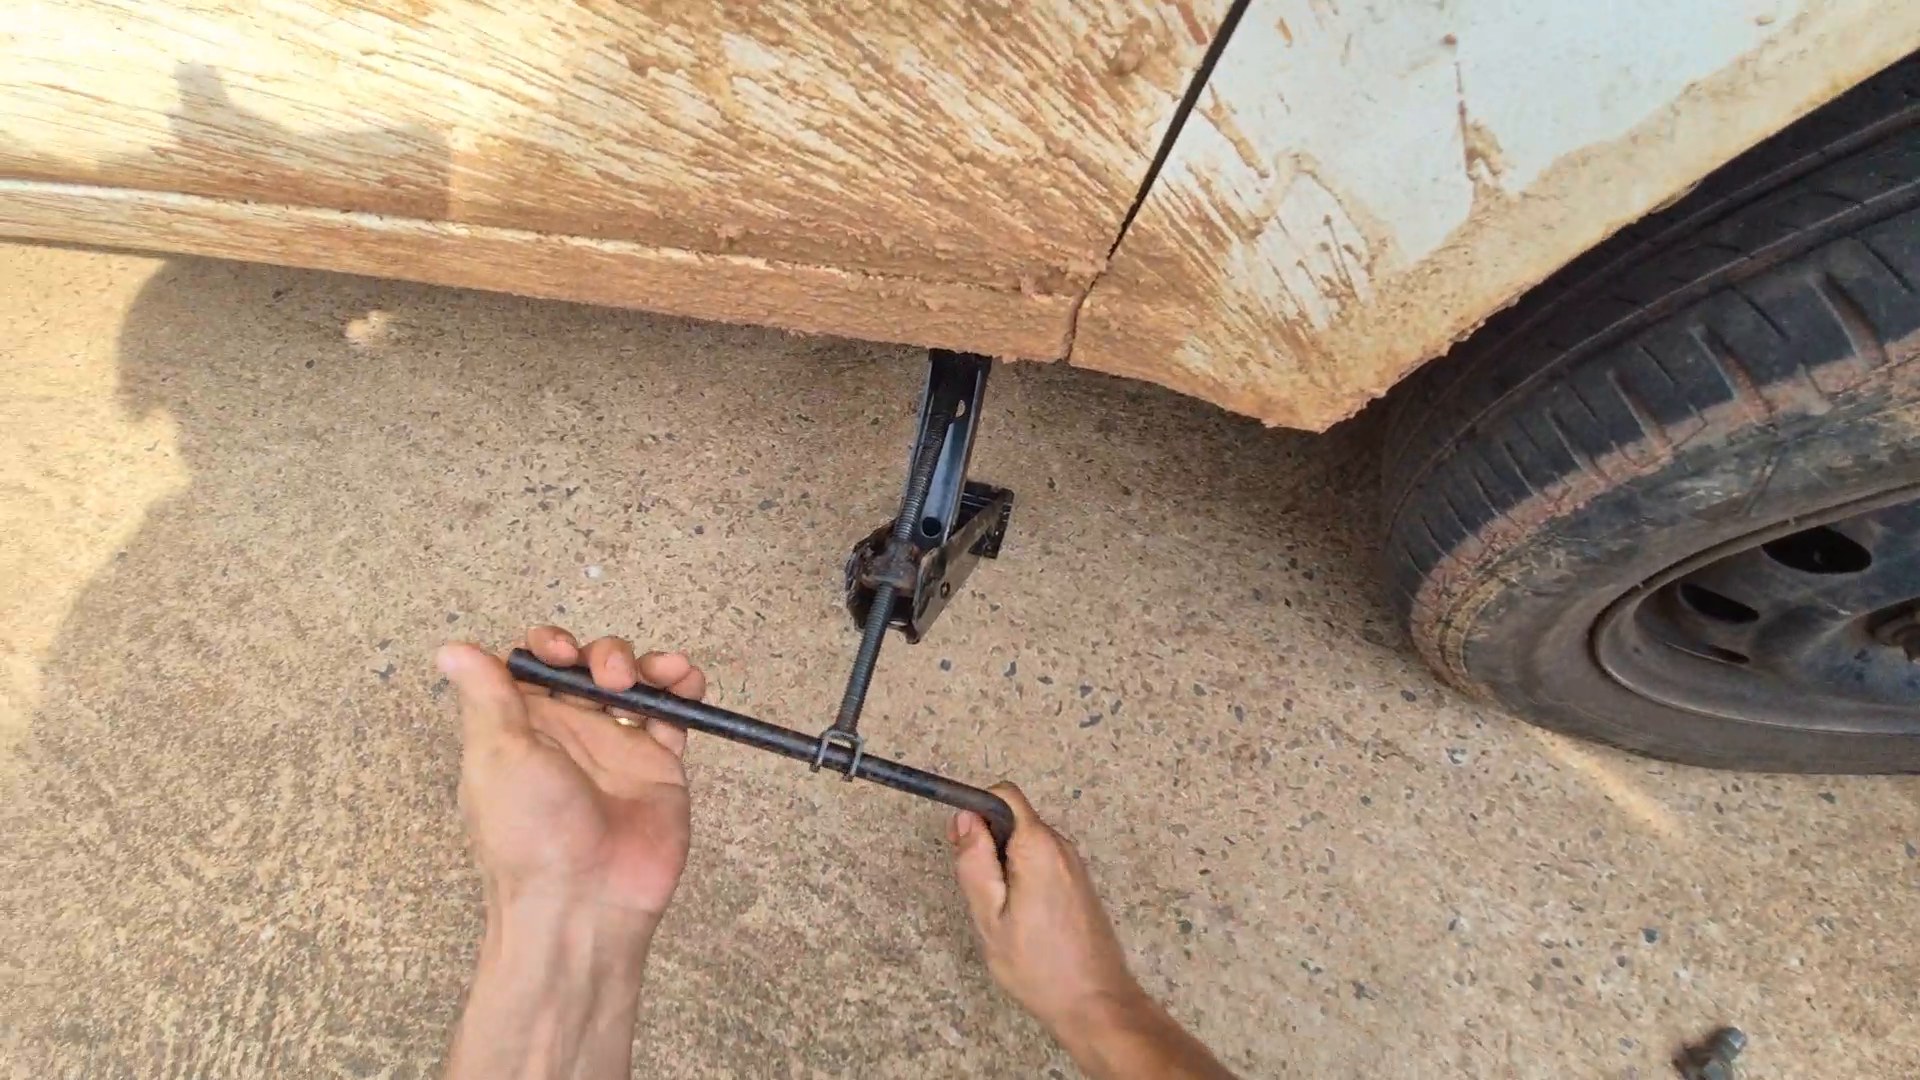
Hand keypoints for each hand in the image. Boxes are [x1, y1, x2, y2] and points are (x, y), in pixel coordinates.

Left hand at [438, 626, 706, 918]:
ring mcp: (619, 744)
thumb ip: (489, 698)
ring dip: (650, 665)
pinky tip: (686, 682)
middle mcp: (572, 731)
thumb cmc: (532, 835)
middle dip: (608, 654)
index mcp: (525, 727)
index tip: (562, 652)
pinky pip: (675, 713)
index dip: (551, 645)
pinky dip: (684, 690)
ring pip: (638, 683)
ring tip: (662, 674)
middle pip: (592, 665)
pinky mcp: (660, 761)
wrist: (588, 901)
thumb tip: (453, 649)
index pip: (536, 666)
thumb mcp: (500, 758)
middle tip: (615, 678)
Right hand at [949, 784, 1145, 1038]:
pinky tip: (1021, 916)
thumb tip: (966, 818)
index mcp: (1037, 846)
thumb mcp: (990, 917)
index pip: (1003, 794)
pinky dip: (1023, 875)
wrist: (1097, 1005)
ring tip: (1000, 910)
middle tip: (978, 889)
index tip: (962, 844)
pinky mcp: (1078, 882)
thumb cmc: (1040, 967)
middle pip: (1013, 819)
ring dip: (1005, 863)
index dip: (976, 810)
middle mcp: (1060, 845)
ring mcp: (1073, 863)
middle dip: (988, 842)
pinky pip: (1042, 860)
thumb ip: (975, 862)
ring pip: (1026, 842)